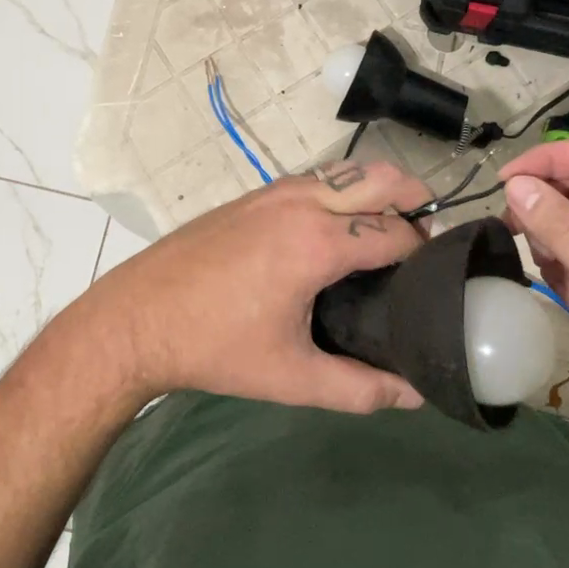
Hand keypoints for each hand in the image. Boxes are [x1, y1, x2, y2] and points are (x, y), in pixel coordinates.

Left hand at [79, 161, 432, 414]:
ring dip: (376, 191)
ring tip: (385, 235)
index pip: (396, 233)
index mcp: (316, 243)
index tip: (435, 278)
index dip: (425, 253)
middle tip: (423, 242)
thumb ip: (359, 389)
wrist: (134, 320)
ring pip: (345, 172)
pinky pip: (315, 179)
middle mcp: (301, 204)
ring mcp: (273, 193)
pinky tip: (335, 232)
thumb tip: (414, 395)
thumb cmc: (214, 348)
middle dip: (414, 199)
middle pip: (381, 178)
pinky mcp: (252, 196)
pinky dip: (342, 191)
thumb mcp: (291, 378)